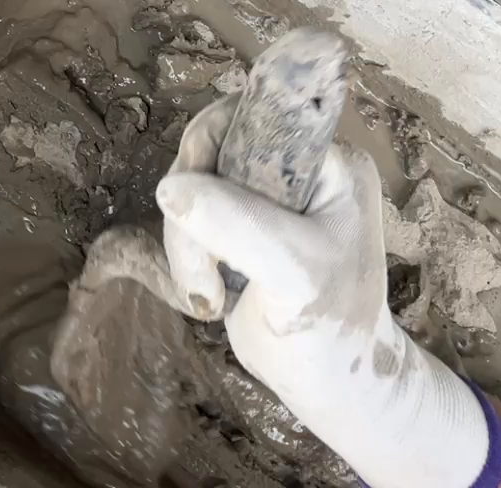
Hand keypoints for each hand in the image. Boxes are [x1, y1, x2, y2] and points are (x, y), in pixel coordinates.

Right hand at [157, 104, 500, 487]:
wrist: (331, 386)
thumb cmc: (331, 329)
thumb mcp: (294, 271)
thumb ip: (238, 222)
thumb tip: (168, 188)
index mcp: (325, 160)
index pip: (255, 114)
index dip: (213, 139)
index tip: (194, 188)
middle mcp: (293, 166)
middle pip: (211, 148)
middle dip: (192, 207)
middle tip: (201, 269)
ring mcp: (261, 194)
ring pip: (190, 183)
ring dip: (184, 239)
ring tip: (208, 293)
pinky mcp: (235, 222)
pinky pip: (188, 212)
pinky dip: (184, 250)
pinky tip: (207, 290)